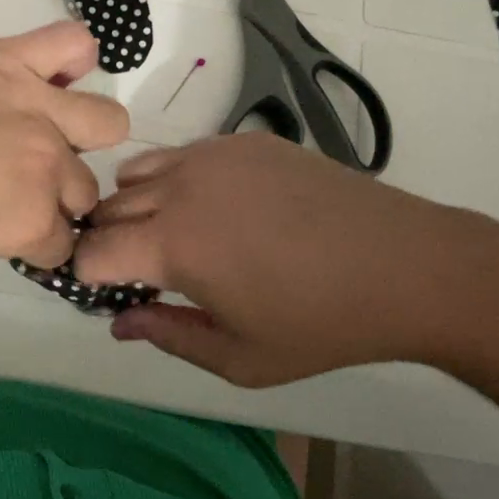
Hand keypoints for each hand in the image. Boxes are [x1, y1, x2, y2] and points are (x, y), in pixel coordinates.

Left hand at [0, 22, 128, 279]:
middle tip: (12, 183)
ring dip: (81, 135)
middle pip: (82, 189)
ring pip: (106, 122)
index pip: (59, 242)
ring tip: (39, 131)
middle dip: (55, 195)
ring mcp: (32, 104)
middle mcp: (46, 165)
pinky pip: (70, 45)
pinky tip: (43, 74)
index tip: (13, 232)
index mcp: (25, 222)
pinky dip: (70, 58)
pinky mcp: (5, 57)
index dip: (36, 242)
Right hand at [72, 134, 492, 385]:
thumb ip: (167, 336)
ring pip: (136, 173)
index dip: (87, 275)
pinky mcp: (243, 141)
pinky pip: (181, 154)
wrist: (411, 268)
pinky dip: (174, 180)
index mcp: (173, 245)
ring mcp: (211, 156)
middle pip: (106, 208)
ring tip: (170, 234)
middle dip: (107, 240)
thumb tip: (118, 321)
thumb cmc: (322, 325)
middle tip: (136, 269)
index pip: (92, 252)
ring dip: (134, 205)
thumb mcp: (239, 358)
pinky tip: (215, 208)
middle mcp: (179, 189)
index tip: (105, 291)